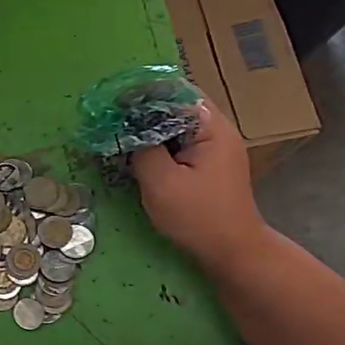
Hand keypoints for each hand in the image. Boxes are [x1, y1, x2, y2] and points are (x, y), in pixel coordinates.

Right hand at [129, 102, 268, 264]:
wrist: (233, 252)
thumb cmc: (198, 217)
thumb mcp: (162, 183)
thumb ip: (142, 150)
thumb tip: (126, 130)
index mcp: (211, 127)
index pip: (175, 91)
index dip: (142, 93)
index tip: (113, 101)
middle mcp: (217, 131)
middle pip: (175, 106)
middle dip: (143, 110)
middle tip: (111, 118)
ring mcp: (215, 149)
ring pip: (176, 127)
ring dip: (149, 130)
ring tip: (119, 134)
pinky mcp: (209, 166)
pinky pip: (180, 145)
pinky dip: (159, 146)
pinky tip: (138, 156)